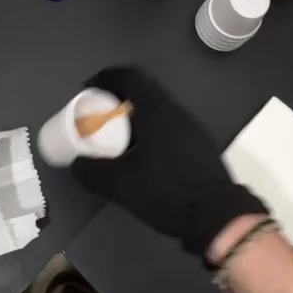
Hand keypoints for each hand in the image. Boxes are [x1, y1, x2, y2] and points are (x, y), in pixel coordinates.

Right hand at [71, 66, 267, 256]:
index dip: (105, 78)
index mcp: (157, 110)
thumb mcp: (121, 184)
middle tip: (98, 117)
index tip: (87, 91)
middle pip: (143, 92)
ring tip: (116, 138)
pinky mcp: (200, 145)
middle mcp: (176, 111)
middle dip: (117, 99)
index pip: (129, 76)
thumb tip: (76, 164)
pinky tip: (142, 156)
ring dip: (135, 117)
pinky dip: (150, 131)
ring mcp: (192, 127)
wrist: (217, 216)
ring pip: (157, 110)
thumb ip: (93, 171)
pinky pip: (169, 126)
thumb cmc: (166, 190)